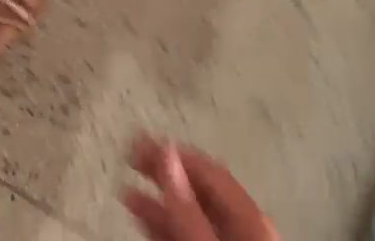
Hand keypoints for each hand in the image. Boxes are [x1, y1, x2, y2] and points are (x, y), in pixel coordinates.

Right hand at [123, 135, 277, 240]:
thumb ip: (186, 205)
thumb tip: (168, 154)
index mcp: (248, 218)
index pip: (208, 169)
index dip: (173, 151)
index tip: (137, 142)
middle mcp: (242, 227)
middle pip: (199, 188)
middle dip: (163, 170)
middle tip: (128, 156)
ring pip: (191, 214)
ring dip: (158, 199)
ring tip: (126, 190)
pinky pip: (189, 235)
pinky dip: (165, 224)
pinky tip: (143, 219)